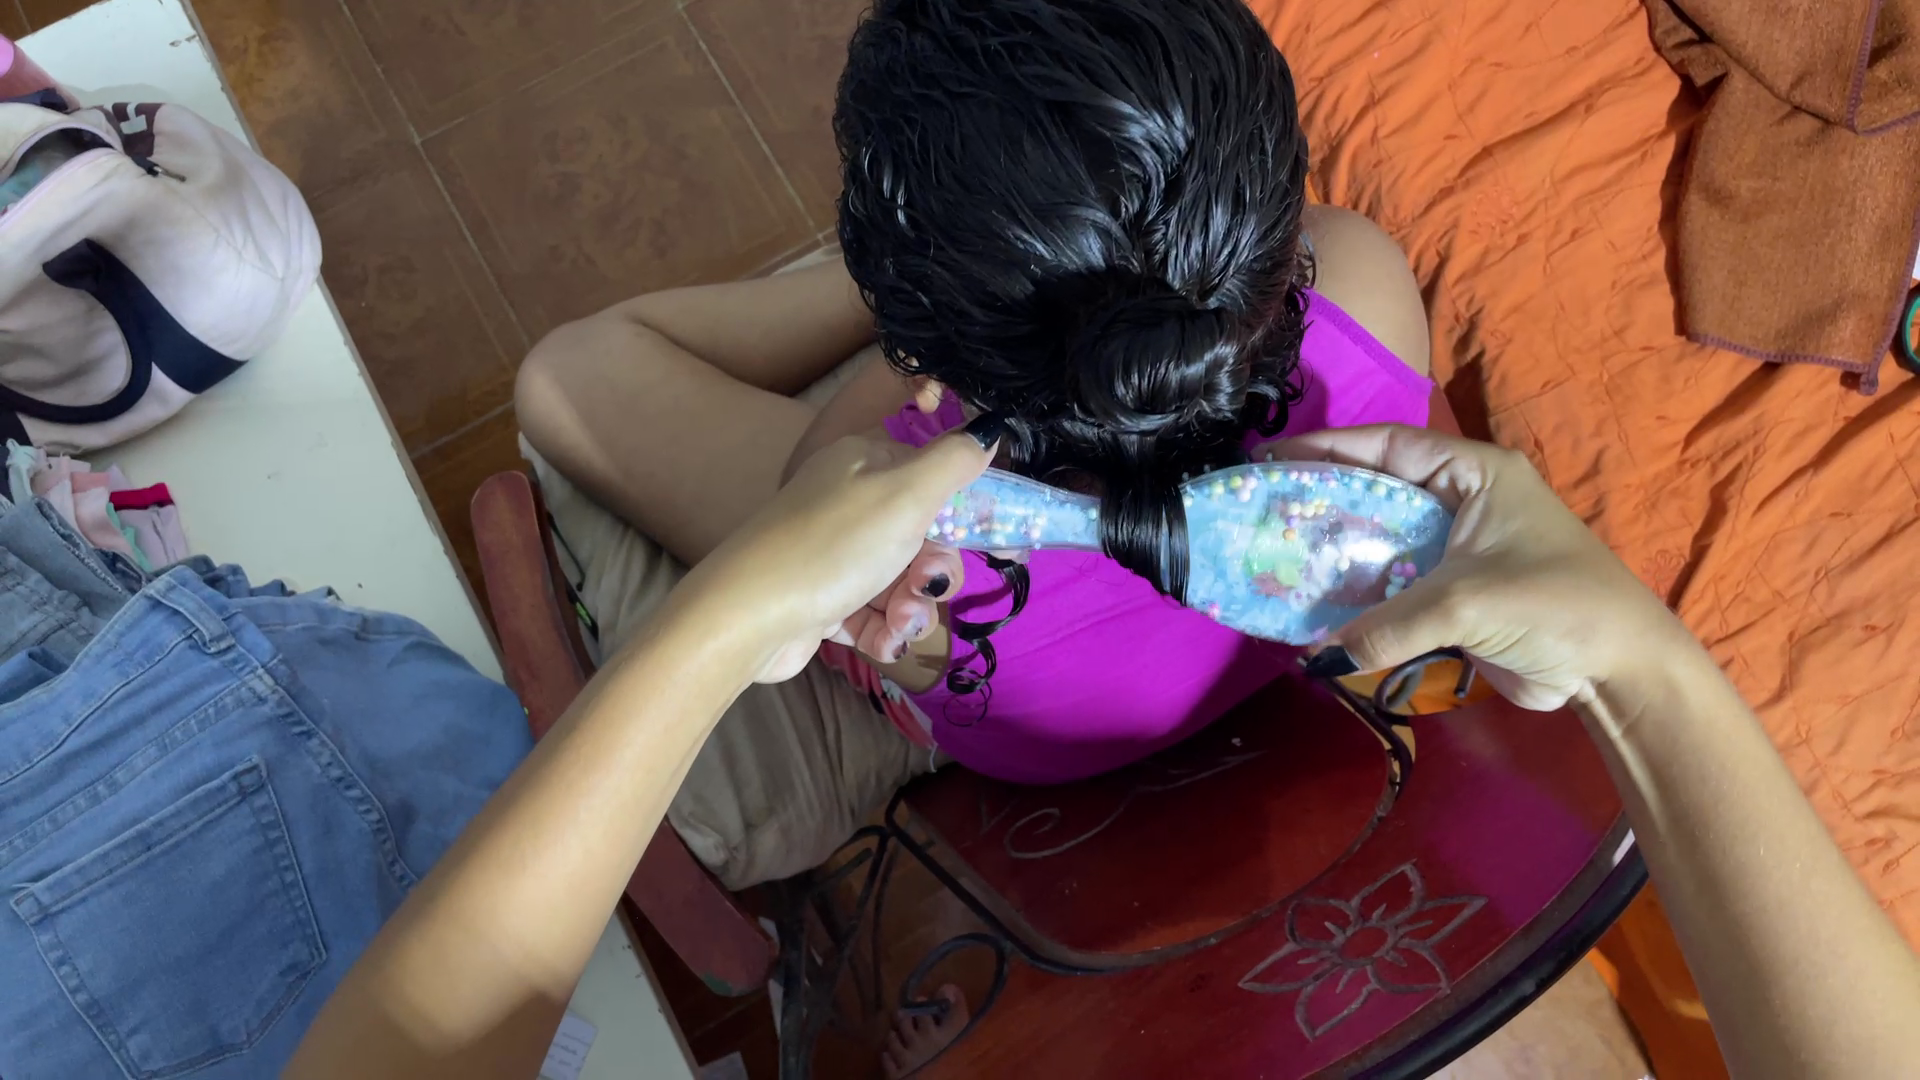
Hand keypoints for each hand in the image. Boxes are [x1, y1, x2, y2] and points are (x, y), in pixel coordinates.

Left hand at [673, 424, 996, 682]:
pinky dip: (883, 629)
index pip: (936, 480)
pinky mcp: (824, 599)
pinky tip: (880, 643)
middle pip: (924, 538)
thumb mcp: (905, 493)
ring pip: (902, 581)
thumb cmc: (833, 545)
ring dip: (911, 608)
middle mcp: (850, 503)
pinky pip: (874, 611)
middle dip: (934, 573)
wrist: (746, 617)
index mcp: (867, 464)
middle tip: (924, 588)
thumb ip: (955, 461)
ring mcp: (835, 553)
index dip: (970, 514)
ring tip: (896, 624)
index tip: (1001, 544)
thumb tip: (992, 428)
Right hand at [1252, 425, 1687, 709]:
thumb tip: (1315, 657)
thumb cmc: (1558, 607)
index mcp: (1474, 474)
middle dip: (1319, 498)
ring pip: (1375, 535)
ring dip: (1331, 547)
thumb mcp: (1467, 604)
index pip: (1388, 445)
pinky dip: (1350, 588)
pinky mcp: (1444, 586)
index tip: (1272, 460)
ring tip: (1277, 551)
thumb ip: (1387, 625)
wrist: (1619, 673)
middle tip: (1264, 507)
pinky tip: (1312, 597)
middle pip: (1373, 487)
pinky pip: (1384, 577)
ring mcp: (1450, 544)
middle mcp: (1457, 500)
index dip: (1327, 448)